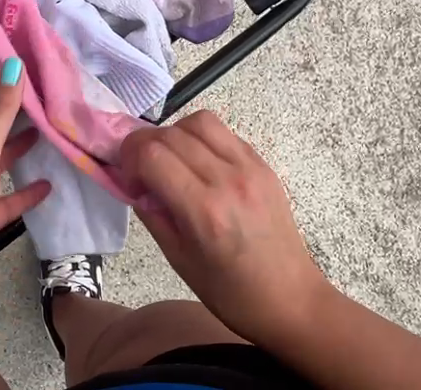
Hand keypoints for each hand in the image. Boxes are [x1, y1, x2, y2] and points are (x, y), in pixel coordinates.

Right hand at [121, 111, 334, 347]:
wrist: (291, 300)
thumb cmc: (231, 292)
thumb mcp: (179, 260)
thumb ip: (151, 213)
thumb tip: (132, 181)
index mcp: (204, 211)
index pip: (152, 155)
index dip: (129, 158)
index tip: (130, 179)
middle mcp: (227, 180)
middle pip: (170, 134)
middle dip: (145, 145)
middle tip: (142, 170)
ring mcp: (249, 168)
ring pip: (199, 121)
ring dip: (175, 133)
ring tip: (173, 160)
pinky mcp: (262, 164)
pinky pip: (223, 133)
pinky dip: (201, 138)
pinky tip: (199, 163)